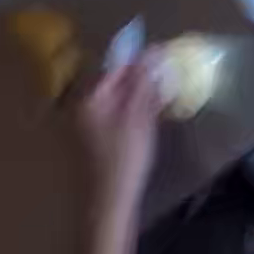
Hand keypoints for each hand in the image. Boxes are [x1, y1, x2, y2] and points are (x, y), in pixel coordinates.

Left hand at [78, 57, 162, 219]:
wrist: (110, 204)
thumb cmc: (124, 157)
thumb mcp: (139, 115)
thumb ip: (144, 81)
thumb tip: (154, 50)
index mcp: (91, 100)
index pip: (116, 66)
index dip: (140, 56)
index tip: (164, 49)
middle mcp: (86, 108)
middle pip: (117, 80)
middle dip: (142, 73)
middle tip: (167, 67)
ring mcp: (91, 124)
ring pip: (120, 96)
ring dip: (142, 89)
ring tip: (164, 86)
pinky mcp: (100, 138)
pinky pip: (120, 110)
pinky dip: (137, 106)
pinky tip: (153, 109)